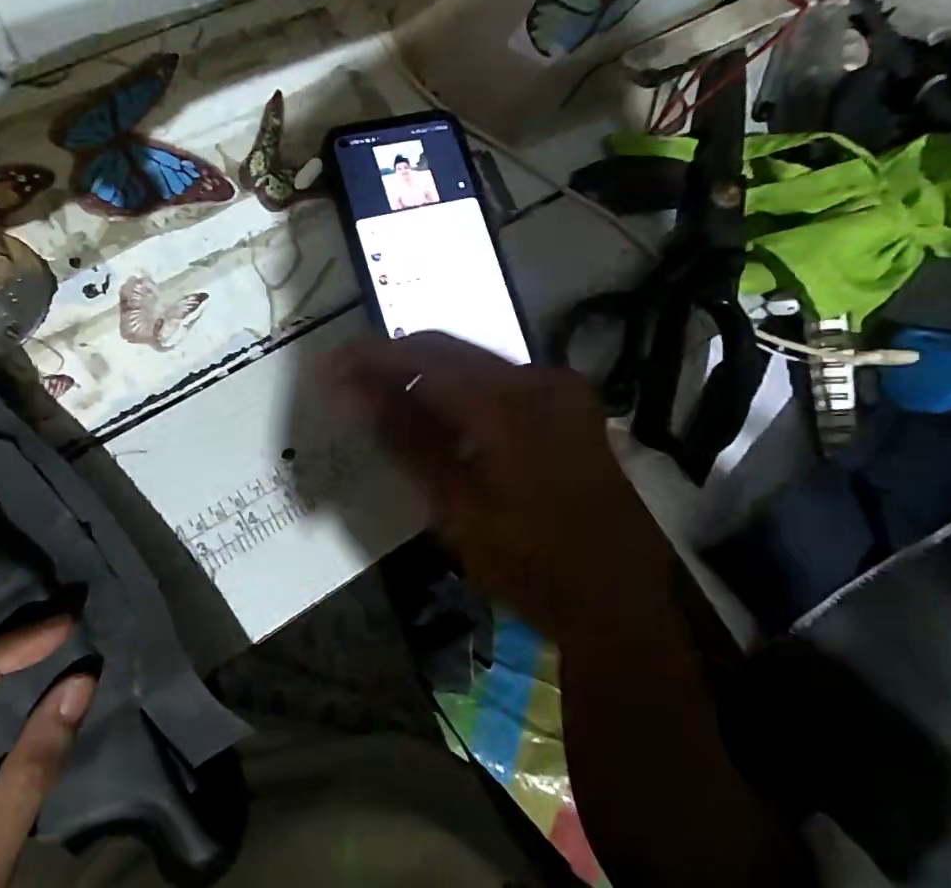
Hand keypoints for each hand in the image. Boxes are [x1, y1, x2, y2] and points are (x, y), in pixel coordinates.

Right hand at [327, 332, 673, 642]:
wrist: (622, 599)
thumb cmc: (533, 564)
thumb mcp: (458, 511)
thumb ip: (406, 442)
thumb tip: (354, 395)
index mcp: (511, 403)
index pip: (424, 357)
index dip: (370, 358)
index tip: (327, 368)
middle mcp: (538, 378)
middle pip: (449, 351)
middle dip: (392, 362)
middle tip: (345, 383)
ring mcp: (559, 389)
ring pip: (473, 364)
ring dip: (424, 377)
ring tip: (377, 399)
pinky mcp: (566, 406)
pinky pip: (498, 383)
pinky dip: (459, 393)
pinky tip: (431, 416)